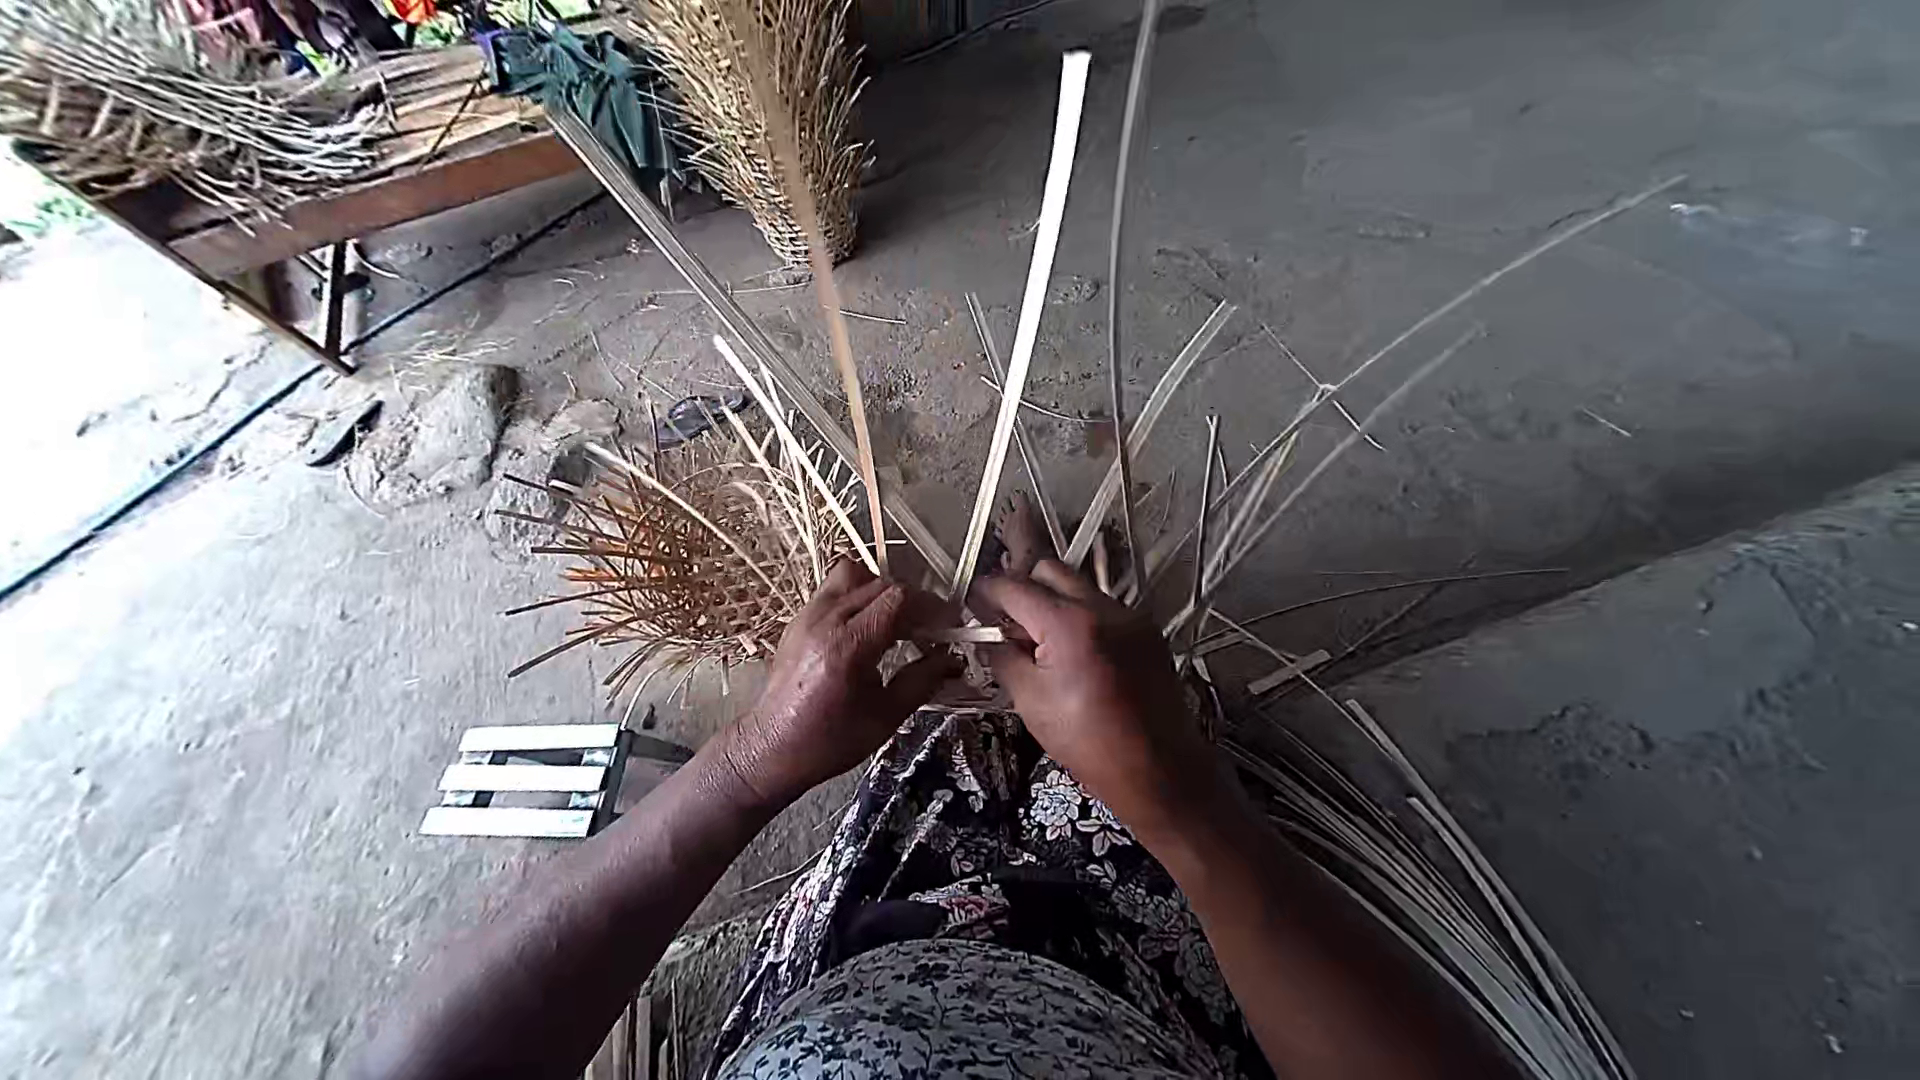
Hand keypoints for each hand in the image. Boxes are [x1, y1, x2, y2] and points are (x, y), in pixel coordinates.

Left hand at [719, 560, 954, 809]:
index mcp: (848, 646)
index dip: (930, 607)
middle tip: (928, 630)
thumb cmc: (829, 740)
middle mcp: (826, 620)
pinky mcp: (799, 617)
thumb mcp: (886, 717)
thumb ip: (923, 680)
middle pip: (882, 583)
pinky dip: (858, 596)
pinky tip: (866, 628)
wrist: (771, 748)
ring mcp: (808, 614)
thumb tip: (954, 660)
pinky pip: (834, 587)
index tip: (947, 626)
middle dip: (913, 602)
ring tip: (894, 622)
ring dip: (883, 591)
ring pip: (855, 574)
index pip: (898, 598)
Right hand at [971, 559, 1225, 839]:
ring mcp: (1130, 616)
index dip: (987, 590)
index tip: (974, 599)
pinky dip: (1080, 616)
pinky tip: (1072, 650)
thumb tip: (990, 634)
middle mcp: (1103, 607)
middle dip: (1021, 584)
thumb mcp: (1029, 700)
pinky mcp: (1147, 631)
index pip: (1014, 587)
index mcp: (1069, 624)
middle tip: (1005, 615)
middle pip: (1049, 569)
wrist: (1159, 772)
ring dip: (1051, 599)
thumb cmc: (1088, 744)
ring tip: (1039, 637)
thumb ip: (1003, 655)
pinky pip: (1103, 607)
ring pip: (1079, 586)